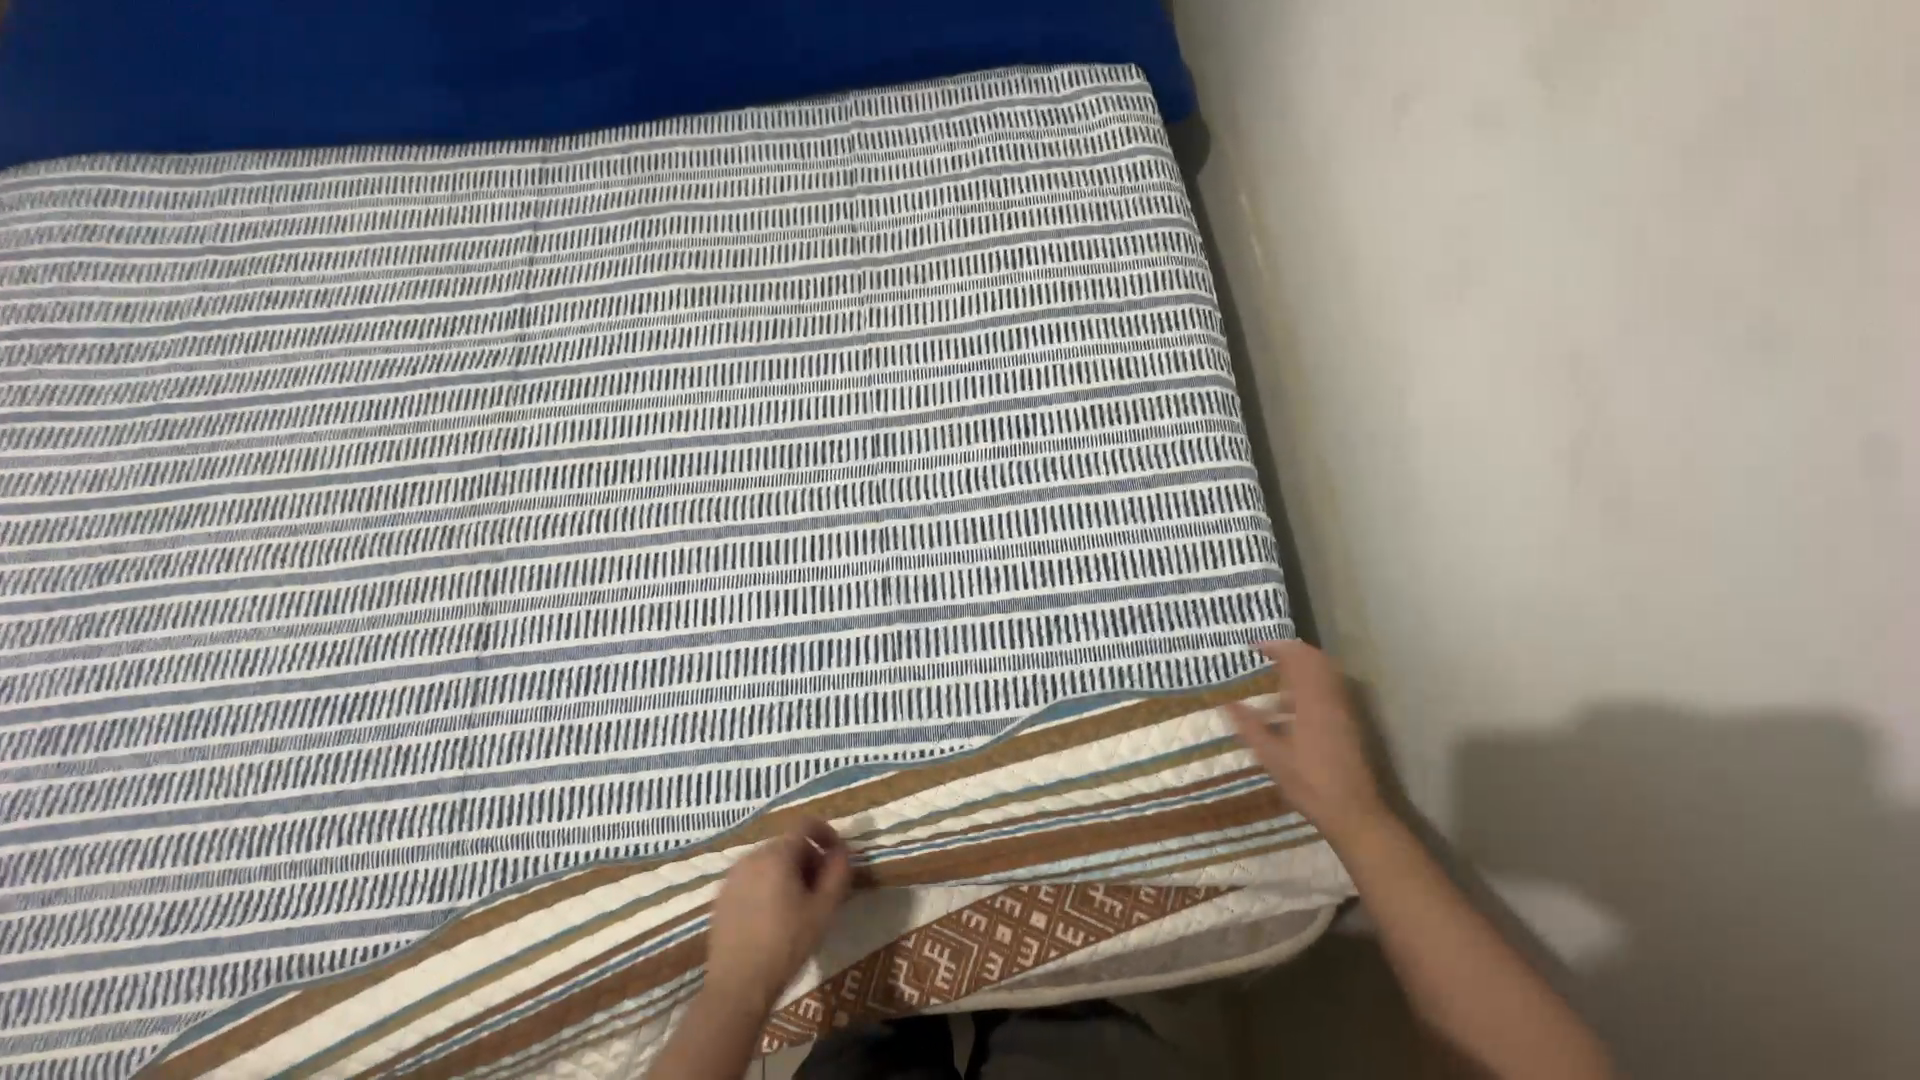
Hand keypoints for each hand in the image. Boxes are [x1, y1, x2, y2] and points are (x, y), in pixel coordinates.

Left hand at [704, 819, 853, 1010]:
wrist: (738, 985)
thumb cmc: (787, 945)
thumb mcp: (824, 909)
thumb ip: (838, 872)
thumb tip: (841, 851)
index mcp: (777, 855)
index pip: (805, 824)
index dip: (826, 833)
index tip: (837, 856)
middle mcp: (751, 857)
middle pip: (787, 844)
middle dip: (808, 858)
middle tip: (821, 888)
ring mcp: (731, 877)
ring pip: (768, 861)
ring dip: (787, 872)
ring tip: (797, 904)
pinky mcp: (720, 897)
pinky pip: (751, 878)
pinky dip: (766, 885)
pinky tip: (772, 916)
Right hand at [1225, 640, 1390, 842]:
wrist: (1353, 811)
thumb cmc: (1309, 783)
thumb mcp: (1271, 756)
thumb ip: (1249, 726)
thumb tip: (1226, 703)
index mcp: (1312, 702)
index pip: (1298, 659)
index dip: (1277, 647)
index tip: (1255, 646)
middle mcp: (1333, 699)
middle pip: (1317, 660)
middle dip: (1292, 651)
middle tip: (1268, 654)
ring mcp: (1346, 711)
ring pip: (1327, 673)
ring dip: (1304, 667)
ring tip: (1278, 678)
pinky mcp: (1351, 723)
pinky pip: (1332, 689)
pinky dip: (1313, 684)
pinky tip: (1294, 706)